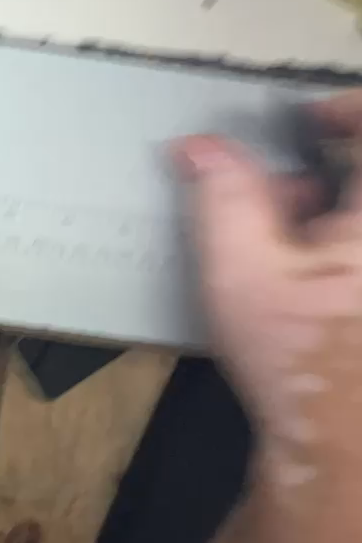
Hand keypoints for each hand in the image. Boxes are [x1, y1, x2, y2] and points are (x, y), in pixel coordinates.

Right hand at [175, 91, 361, 446]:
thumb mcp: (243, 271)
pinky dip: (342, 237)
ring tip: (299, 239)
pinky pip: (356, 241)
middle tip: (287, 192)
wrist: (353, 433)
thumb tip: (197, 146)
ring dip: (342, 204)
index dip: (348, 109)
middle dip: (342, 166)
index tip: (306, 120)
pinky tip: (325, 267)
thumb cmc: (301, 355)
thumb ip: (225, 199)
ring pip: (361, 210)